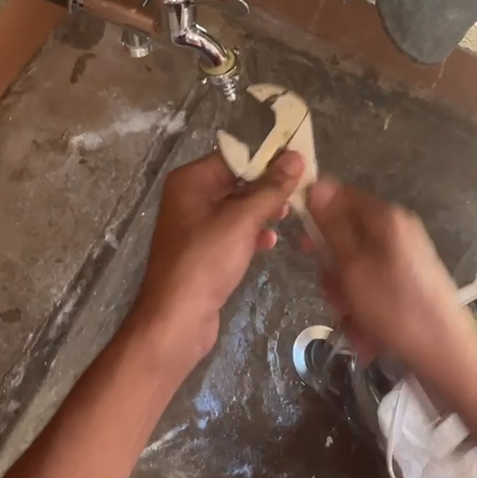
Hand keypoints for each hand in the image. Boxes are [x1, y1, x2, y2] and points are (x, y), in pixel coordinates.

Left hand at [129, 150, 304, 369]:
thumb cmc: (206, 260)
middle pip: (235, 181)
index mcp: (191, 180)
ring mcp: (194, 225)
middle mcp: (189, 196)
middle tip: (299, 192)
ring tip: (288, 216)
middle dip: (266, 187)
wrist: (177, 319)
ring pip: (235, 208)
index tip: (298, 163)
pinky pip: (231, 231)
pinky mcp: (203, 250)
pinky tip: (269, 241)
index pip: (233, 157)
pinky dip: (250, 233)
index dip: (265, 159)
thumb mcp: (242, 221)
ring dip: (261, 210)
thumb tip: (295, 158)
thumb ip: (270, 189)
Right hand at [306, 180, 476, 375]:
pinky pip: (372, 287)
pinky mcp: (407, 285)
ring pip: (355, 267)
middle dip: (333, 269)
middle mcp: (396, 232)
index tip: (305, 245)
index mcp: (386, 218)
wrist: (448, 360)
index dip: (318, 216)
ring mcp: (404, 260)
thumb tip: (315, 184)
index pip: (340, 197)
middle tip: (333, 293)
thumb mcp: (353, 267)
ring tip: (353, 322)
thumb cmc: (397, 310)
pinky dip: (364, 309)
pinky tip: (367, 334)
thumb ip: (331, 226)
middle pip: (346, 237)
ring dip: (346, 295)